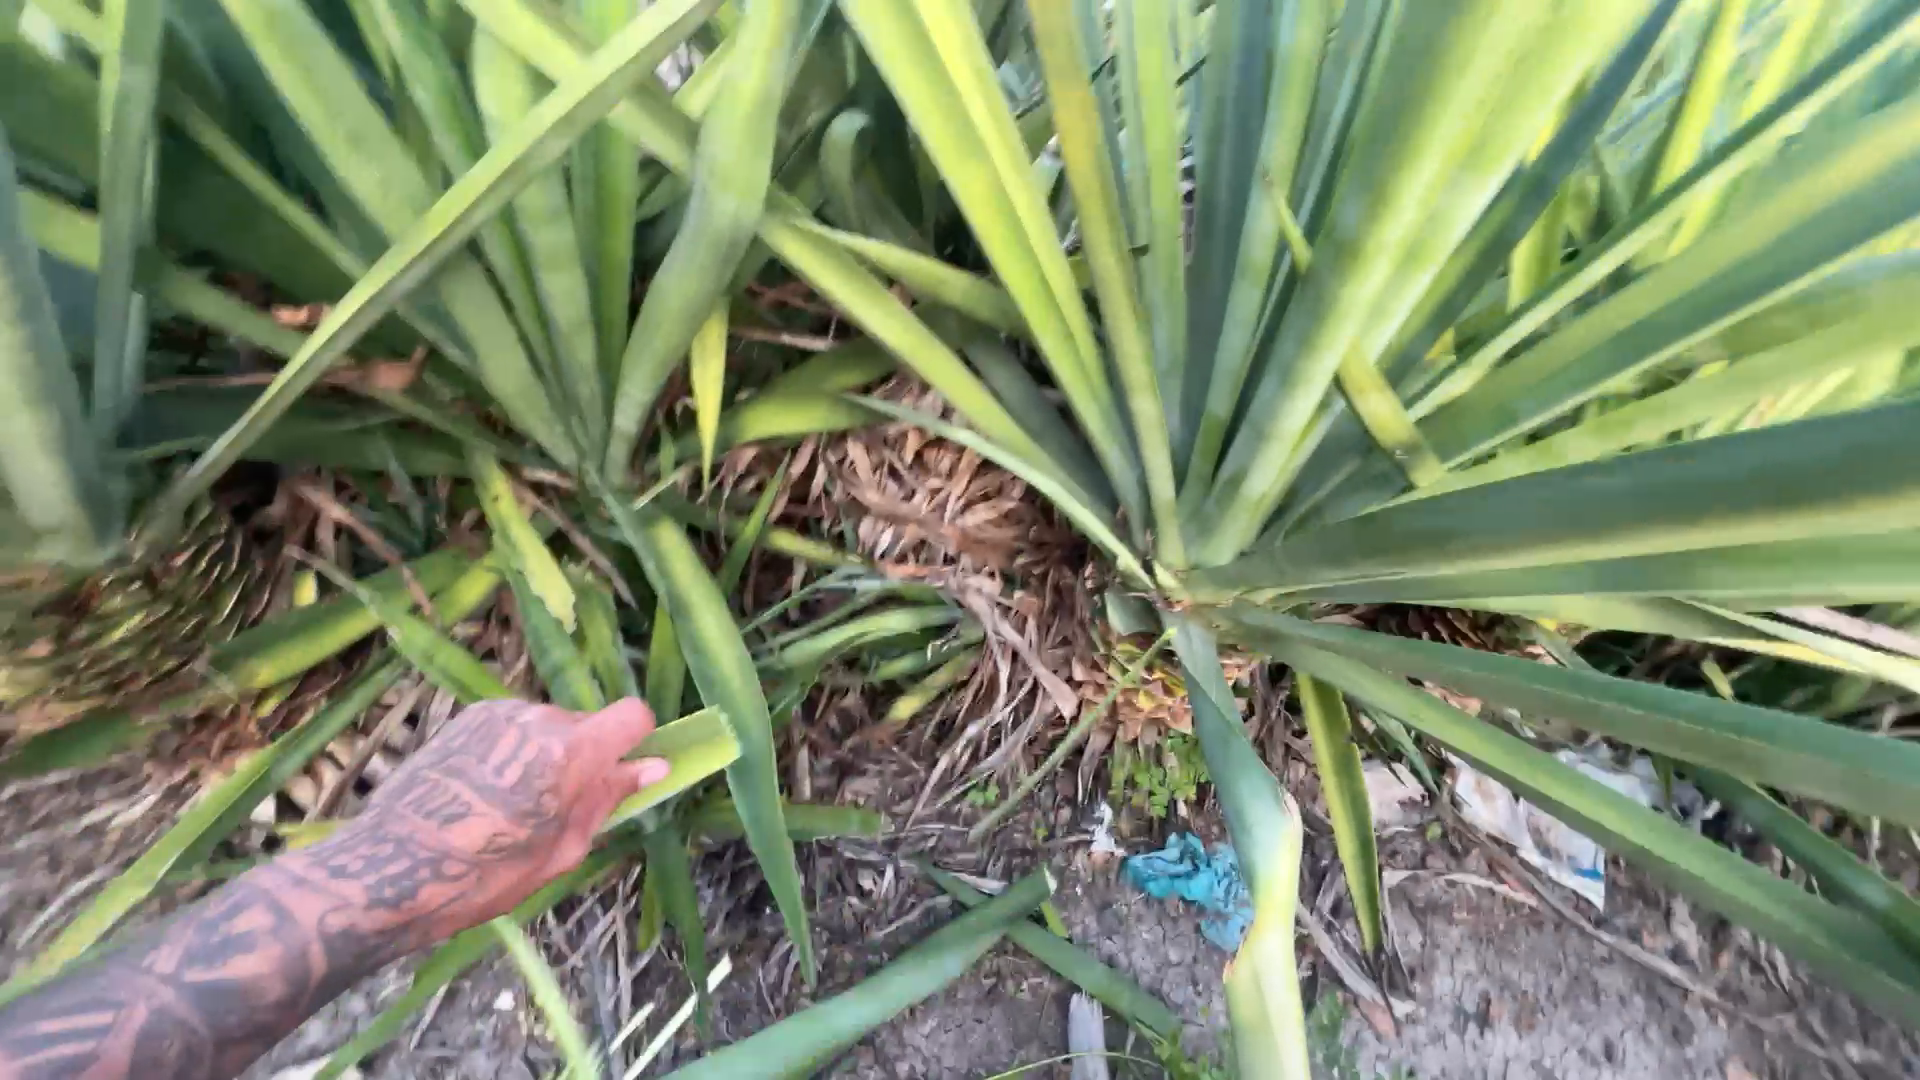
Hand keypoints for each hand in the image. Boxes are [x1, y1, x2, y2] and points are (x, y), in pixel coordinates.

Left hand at [315, 697, 669, 940]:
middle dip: (584, 758)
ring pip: (550, 727)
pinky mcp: (469, 717)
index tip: (619, 772)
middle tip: (552, 808)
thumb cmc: (482, 876)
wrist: (380, 872)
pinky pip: (515, 727)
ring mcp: (502, 713)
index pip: (634, 714)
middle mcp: (542, 718)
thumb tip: (654, 766)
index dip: (636, 741)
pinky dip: (513, 751)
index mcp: (573, 752)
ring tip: (507, 804)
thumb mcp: (561, 850)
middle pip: (588, 725)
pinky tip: (480, 792)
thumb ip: (608, 799)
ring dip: (546, 755)